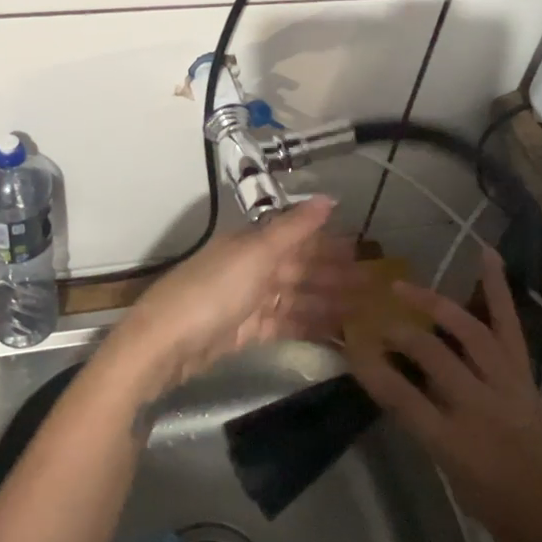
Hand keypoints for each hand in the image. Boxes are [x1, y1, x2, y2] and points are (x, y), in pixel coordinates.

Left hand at [108, 197, 351, 390]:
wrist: (167, 343)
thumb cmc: (213, 290)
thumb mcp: (256, 253)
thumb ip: (294, 228)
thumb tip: (329, 198)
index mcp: (251, 243)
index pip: (297, 237)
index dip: (329, 242)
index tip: (364, 249)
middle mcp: (251, 267)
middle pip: (299, 268)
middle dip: (334, 274)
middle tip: (374, 285)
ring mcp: (249, 301)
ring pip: (296, 296)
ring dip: (328, 301)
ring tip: (365, 311)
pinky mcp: (247, 332)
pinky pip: (286, 324)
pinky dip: (310, 325)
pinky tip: (338, 333)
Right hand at [345, 247, 541, 536]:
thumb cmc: (500, 507)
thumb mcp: (450, 475)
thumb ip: (425, 427)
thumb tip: (400, 386)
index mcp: (454, 443)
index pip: (403, 399)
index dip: (371, 369)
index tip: (348, 345)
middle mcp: (480, 407)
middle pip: (433, 355)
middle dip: (398, 331)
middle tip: (373, 316)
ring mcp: (508, 385)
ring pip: (469, 331)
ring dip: (434, 303)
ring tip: (405, 285)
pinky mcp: (525, 374)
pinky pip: (509, 325)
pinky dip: (499, 288)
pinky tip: (488, 254)